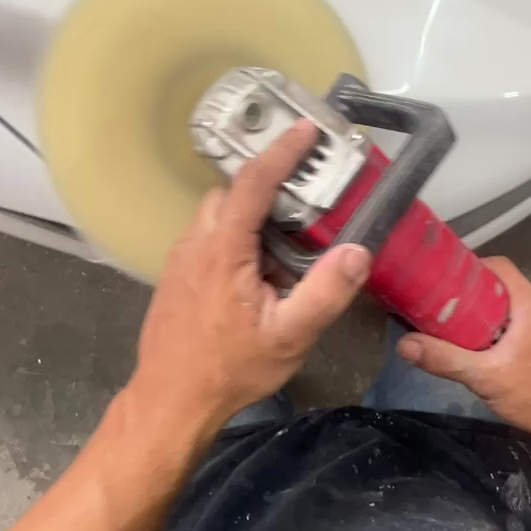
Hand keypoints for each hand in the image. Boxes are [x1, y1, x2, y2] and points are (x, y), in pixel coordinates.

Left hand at [128, 120, 370, 430]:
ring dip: (252, 213)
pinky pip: (209, 237)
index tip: (305, 130)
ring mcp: (182, 260)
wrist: (172, 400)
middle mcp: (196, 245)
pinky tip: (259, 272)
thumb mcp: (290, 336)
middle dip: (267, 187)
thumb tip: (358, 251)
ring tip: (289, 242)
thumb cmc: (230, 369)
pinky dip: (237, 235)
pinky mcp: (178, 276)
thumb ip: (325, 292)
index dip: (281, 152)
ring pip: (218, 215)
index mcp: (224, 251)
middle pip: (232, 194)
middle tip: (308, 200)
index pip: (252, 184)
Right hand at [395, 257, 530, 440]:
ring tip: (480, 336)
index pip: (501, 267)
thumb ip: (443, 359)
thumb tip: (404, 344)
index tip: (453, 283)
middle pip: (512, 289)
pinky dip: (524, 331)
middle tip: (459, 315)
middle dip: (485, 298)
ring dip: (505, 318)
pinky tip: (511, 355)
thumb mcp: (483, 378)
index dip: (475, 269)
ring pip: (527, 309)